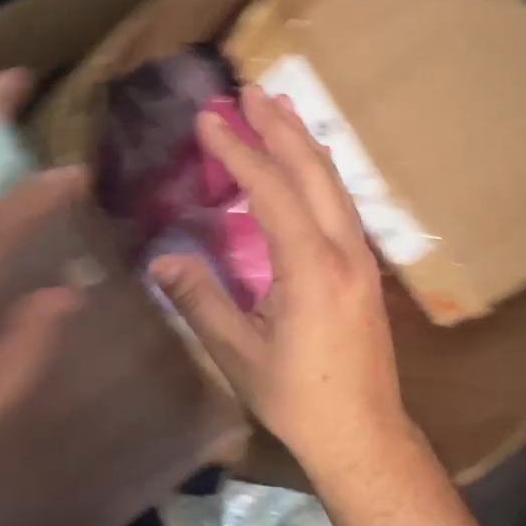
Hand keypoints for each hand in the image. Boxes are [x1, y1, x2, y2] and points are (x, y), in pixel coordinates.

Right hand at [150, 85, 413, 481]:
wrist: (362, 434)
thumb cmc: (295, 398)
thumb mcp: (237, 354)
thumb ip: (201, 302)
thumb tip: (162, 261)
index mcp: (312, 269)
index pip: (273, 192)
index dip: (240, 153)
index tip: (209, 120)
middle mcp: (344, 252)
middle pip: (314, 173)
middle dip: (280, 129)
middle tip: (249, 92)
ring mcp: (361, 260)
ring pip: (334, 186)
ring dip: (303, 145)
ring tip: (277, 111)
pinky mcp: (363, 272)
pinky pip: (339, 206)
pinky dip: (316, 176)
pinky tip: (303, 171)